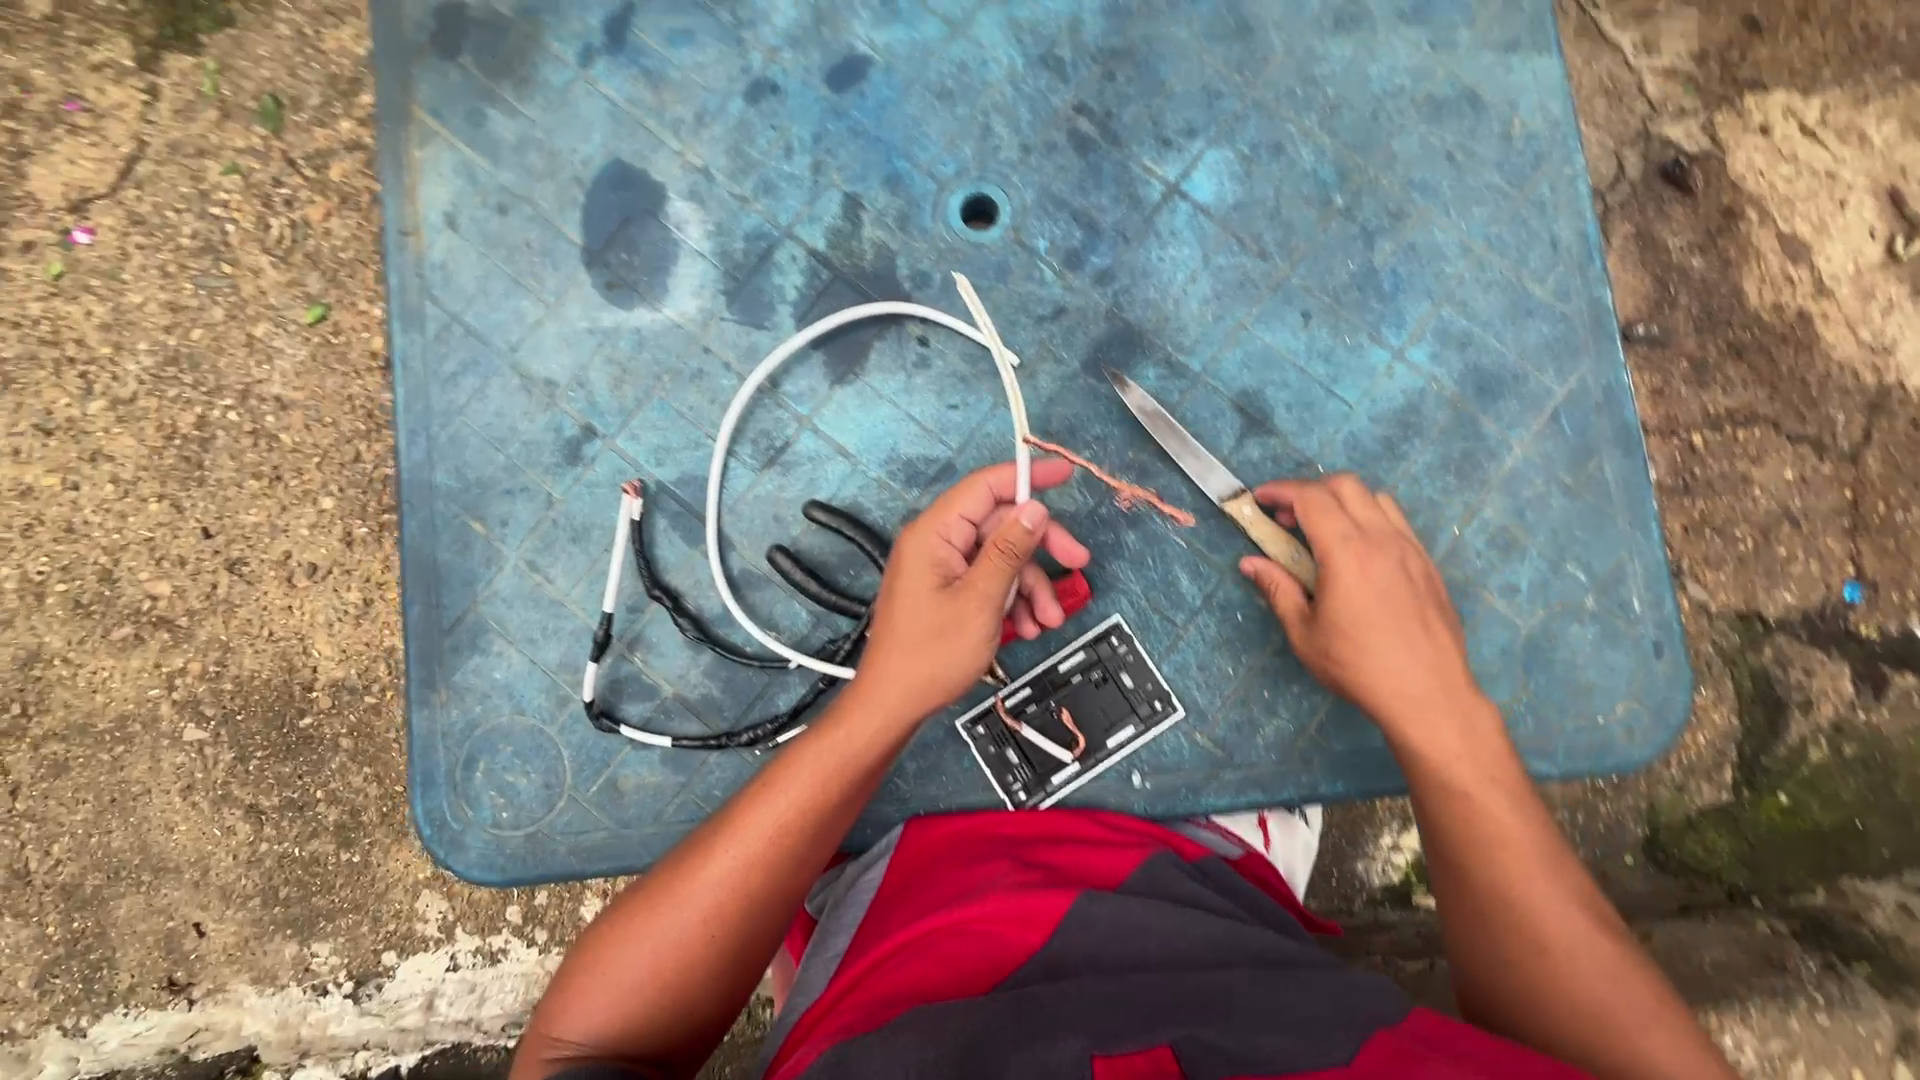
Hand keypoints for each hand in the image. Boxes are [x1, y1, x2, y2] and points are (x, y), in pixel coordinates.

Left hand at [853, 459, 1090, 719]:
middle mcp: (936, 542)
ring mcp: (940, 567)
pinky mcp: (946, 590)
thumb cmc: (929, 656)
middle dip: (1040, 549)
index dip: (1028, 477)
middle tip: (1078, 564)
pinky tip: (1026, 628)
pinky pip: (988, 580)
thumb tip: (1035, 508)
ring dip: (1030, 586)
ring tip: (1047, 621)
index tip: (1065, 475)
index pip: (986, 486)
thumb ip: (1009, 550)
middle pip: (1000, 525)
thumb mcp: (981, 601)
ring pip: (1000, 557)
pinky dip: (1011, 600)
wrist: (894, 703)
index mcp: (935, 533)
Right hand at [1238, 474, 1487, 741]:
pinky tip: (1358, 553)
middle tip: (1288, 520)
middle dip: (1310, 491)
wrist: (1428, 694)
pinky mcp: (1427, 564)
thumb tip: (1251, 564)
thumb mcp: (1304, 632)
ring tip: (1324, 532)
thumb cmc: (1357, 666)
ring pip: (1376, 498)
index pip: (1311, 498)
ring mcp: (1410, 549)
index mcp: (1347, 552)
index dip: (1281, 491)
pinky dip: (1370, 520)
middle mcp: (1382, 539)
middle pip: (1345, 486)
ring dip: (1343, 502)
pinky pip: (1397, 522)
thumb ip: (1277, 589)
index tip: (1260, 500)